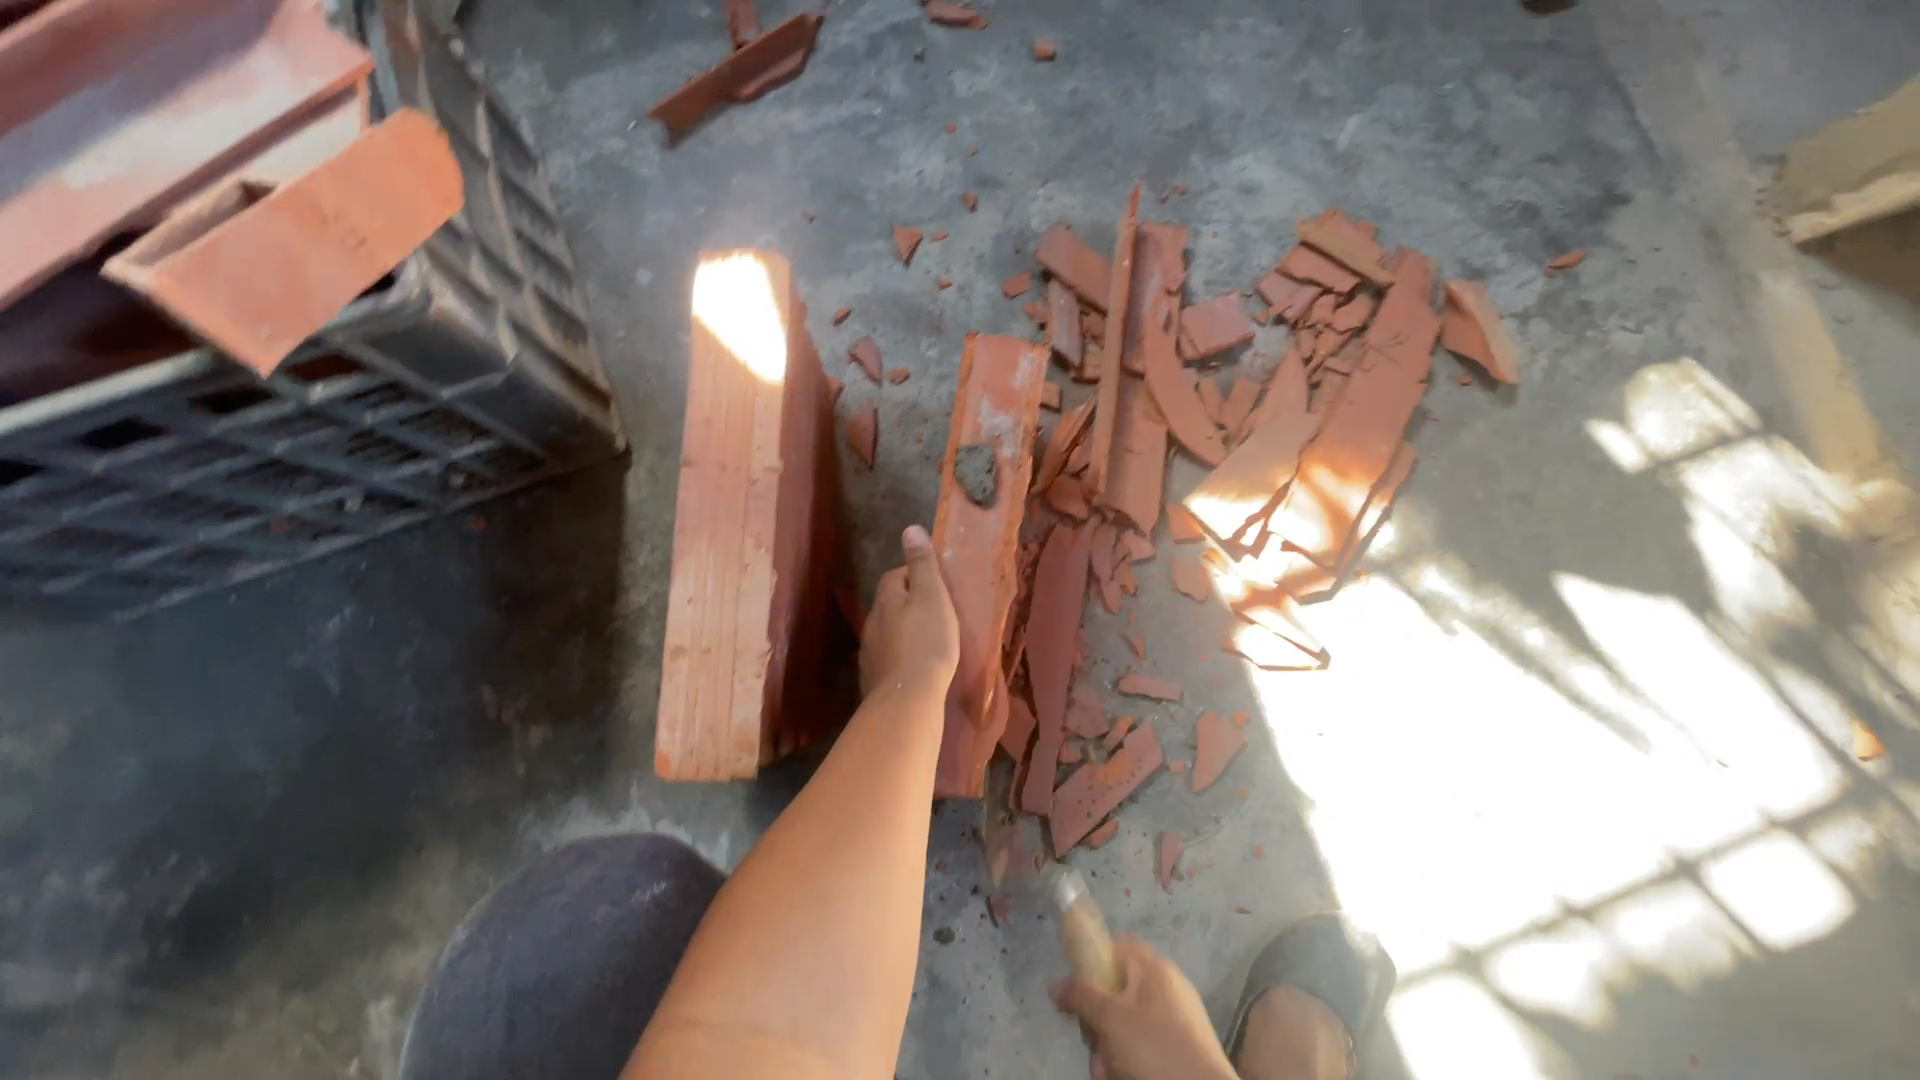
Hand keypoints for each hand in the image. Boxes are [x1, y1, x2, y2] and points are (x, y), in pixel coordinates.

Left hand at [859, 525, 959, 698]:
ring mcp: (869, 651)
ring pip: (887, 631)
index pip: (894, 575)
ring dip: (903, 630)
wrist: (907, 698)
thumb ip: (922, 564)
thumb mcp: (932, 597)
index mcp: (886, 599)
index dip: (913, 575)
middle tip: (935, 611)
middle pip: (889, 604)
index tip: (935, 584)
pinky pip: (888, 657)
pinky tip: (914, 666)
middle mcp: (872, 622)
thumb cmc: (927, 642)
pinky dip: (900, 655)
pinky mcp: (873, 677)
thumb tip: (910, 529)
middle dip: (908, 604)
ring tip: (927, 639)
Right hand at [1054, 937, 1238, 1079]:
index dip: (1089, 963)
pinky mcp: (1179, 1049)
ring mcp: (1175, 1020)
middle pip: (1115, 991)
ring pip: (1124, 1025)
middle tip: (1092, 1042)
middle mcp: (1165, 988)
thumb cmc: (1155, 1049)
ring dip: (1107, 1049)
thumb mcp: (1109, 1018)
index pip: (1114, 947)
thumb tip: (1053, 983)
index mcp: (1154, 968)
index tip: (1075, 991)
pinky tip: (1118, 1078)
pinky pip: (1141, 1046)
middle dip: (1095, 1022)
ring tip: (1106, 1072)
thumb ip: (1079, 995)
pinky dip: (1126, 1062)